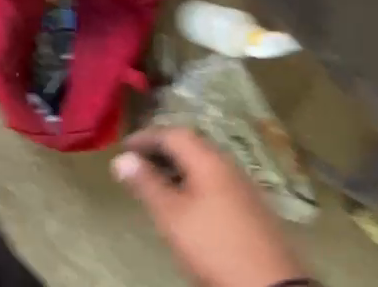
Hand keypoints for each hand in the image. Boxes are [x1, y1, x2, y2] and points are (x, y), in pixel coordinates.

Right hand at [113, 127, 308, 286]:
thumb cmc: (214, 245)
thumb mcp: (171, 215)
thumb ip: (146, 183)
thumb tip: (122, 158)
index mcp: (209, 161)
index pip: (173, 133)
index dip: (146, 136)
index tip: (125, 147)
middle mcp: (230, 167)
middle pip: (192, 146)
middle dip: (162, 151)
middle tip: (139, 163)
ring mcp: (247, 188)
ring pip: (206, 166)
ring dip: (179, 168)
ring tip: (159, 184)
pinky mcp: (255, 210)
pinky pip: (218, 183)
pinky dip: (196, 183)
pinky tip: (188, 204)